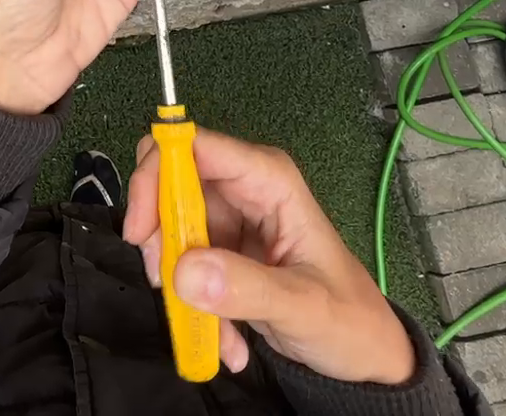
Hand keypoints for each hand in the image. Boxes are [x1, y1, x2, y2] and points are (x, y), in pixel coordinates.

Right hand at [123, 128, 416, 383]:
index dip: (156, 175)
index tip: (140, 231)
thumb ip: (246, 288)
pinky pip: (180, 260)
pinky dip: (189, 300)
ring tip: (209, 332)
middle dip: (159, 236)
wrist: (365, 357)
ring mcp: (228, 216)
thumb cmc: (350, 320)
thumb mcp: (305, 307)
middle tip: (165, 284)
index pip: (193, 146)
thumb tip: (183, 270)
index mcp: (266, 177)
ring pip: (168, 225)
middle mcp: (242, 186)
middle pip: (169, 182)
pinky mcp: (219, 247)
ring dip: (175, 279)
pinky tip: (223, 340)